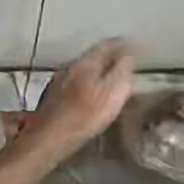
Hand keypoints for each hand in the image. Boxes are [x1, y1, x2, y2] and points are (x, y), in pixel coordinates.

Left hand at [17, 39, 135, 159]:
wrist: (49, 138)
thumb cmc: (85, 116)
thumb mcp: (112, 91)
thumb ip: (122, 70)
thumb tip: (129, 53)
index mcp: (85, 63)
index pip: (107, 45)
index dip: (123, 45)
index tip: (135, 47)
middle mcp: (68, 68)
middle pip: (92, 57)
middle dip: (108, 58)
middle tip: (122, 62)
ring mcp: (56, 83)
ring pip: (80, 70)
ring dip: (94, 72)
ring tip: (107, 79)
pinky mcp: (50, 99)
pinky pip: (72, 85)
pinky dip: (83, 86)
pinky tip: (86, 95)